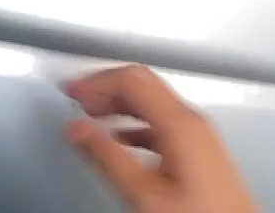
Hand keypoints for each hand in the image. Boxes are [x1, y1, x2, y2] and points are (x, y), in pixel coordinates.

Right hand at [64, 66, 257, 212]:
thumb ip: (106, 156)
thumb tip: (76, 128)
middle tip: (78, 99)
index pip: (130, 79)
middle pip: (143, 84)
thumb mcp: (144, 195)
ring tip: (93, 117)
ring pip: (153, 102)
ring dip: (120, 104)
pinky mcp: (203, 153)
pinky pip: (164, 122)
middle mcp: (193, 121)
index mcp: (180, 123)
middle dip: (106, 87)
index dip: (96, 81)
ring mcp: (202, 136)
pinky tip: (122, 141)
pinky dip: (136, 123)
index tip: (71, 92)